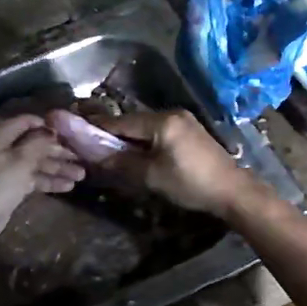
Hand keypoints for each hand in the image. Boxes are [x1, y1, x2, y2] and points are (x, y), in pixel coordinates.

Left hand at [0, 115, 85, 242]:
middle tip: (82, 158)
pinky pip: (32, 179)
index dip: (48, 126)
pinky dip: (48, 181)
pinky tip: (68, 186)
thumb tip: (52, 130)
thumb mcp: (20, 160)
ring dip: (58, 168)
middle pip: (34, 144)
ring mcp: (5, 168)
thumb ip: (38, 143)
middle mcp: (1, 148)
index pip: (27, 122)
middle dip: (58, 151)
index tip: (71, 133)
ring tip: (81, 175)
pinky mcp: (9, 186)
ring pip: (36, 163)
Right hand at [50, 108, 261, 218]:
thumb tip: (89, 151)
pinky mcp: (191, 133)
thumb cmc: (190, 183)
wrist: (232, 192)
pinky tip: (137, 157)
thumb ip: (119, 161)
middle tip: (92, 151)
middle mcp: (172, 113)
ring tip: (112, 157)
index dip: (96, 130)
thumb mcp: (150, 176)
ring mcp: (184, 122)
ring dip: (128, 142)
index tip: (74, 136)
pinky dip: (144, 144)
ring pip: (145, 129)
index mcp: (161, 120)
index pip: (119, 122)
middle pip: (132, 123)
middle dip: (112, 137)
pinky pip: (158, 134)